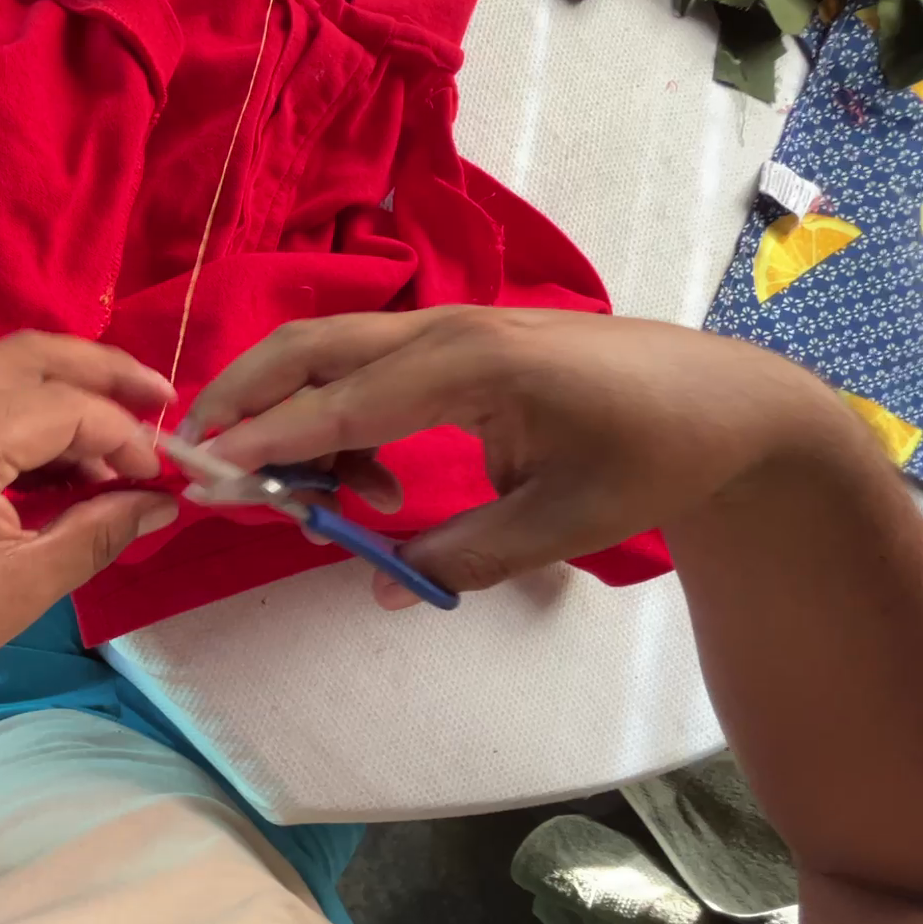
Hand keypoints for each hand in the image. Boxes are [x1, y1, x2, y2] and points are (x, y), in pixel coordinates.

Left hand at [0, 333, 178, 742]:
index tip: (157, 472)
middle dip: (103, 375)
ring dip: (61, 391)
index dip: (123, 435)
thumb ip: (101, 529)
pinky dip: (17, 410)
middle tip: (159, 400)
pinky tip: (55, 446)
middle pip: (31, 358)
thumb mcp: (23, 586)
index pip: (62, 408)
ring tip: (114, 435)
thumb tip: (163, 500)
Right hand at [183, 307, 866, 606]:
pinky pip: (355, 375)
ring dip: (286, 417)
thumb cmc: (653, 456)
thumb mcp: (566, 522)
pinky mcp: (440, 347)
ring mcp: (437, 332)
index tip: (206, 473)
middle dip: (239, 395)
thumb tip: (382, 591)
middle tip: (197, 448)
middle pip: (305, 348)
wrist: (726, 402)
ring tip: (316, 499)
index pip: (336, 403)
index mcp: (469, 365)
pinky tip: (371, 481)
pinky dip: (332, 424)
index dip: (264, 442)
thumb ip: (466, 558)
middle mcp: (437, 332)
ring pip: (320, 356)